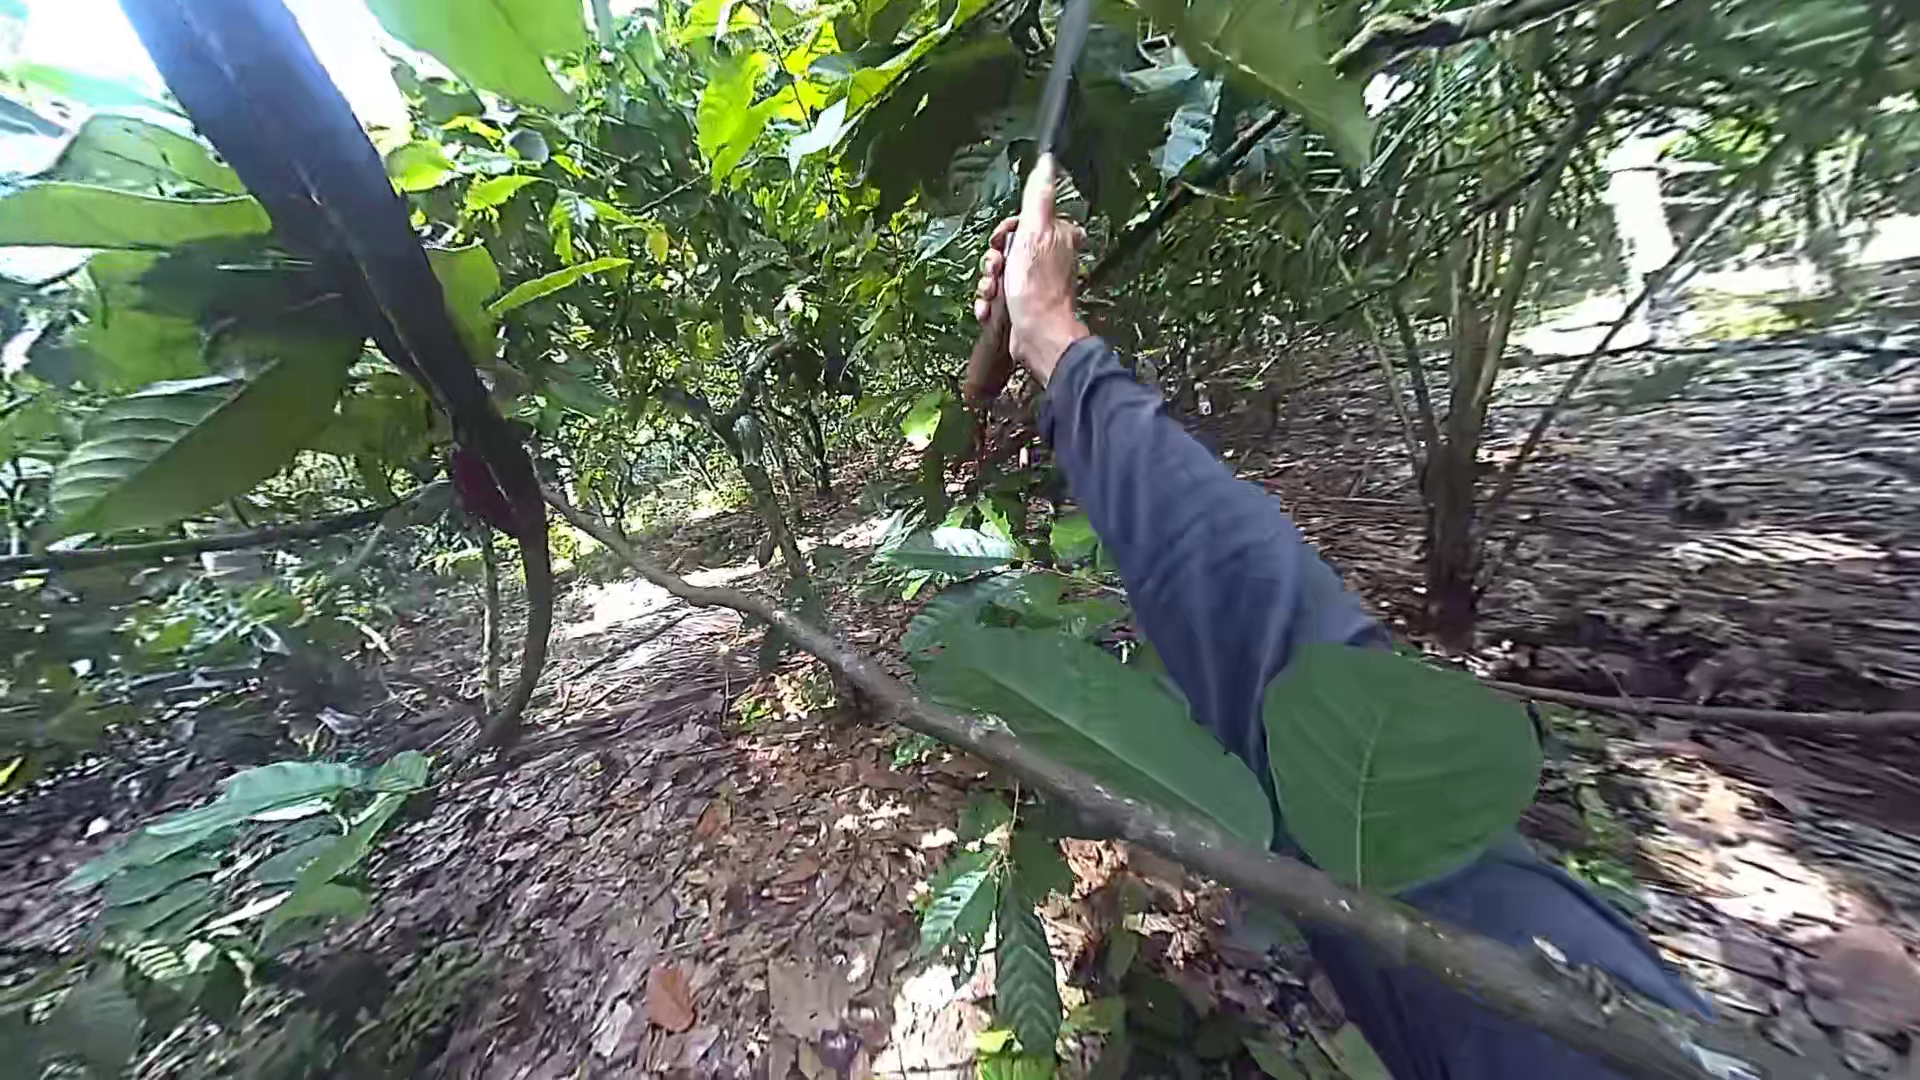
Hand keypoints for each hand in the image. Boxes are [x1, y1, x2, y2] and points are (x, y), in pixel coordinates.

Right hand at [974, 154, 1087, 385]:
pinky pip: (997, 298)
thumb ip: (1038, 197)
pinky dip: (988, 304)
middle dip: (993, 261)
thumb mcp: (1035, 232)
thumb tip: (1047, 160)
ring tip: (993, 294)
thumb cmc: (1037, 286)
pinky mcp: (1021, 307)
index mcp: (1057, 237)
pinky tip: (988, 310)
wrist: (1037, 336)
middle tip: (996, 271)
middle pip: (1006, 248)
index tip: (999, 242)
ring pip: (998, 274)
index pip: (1022, 222)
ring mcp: (1034, 285)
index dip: (1004, 232)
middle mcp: (1048, 259)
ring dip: (988, 285)